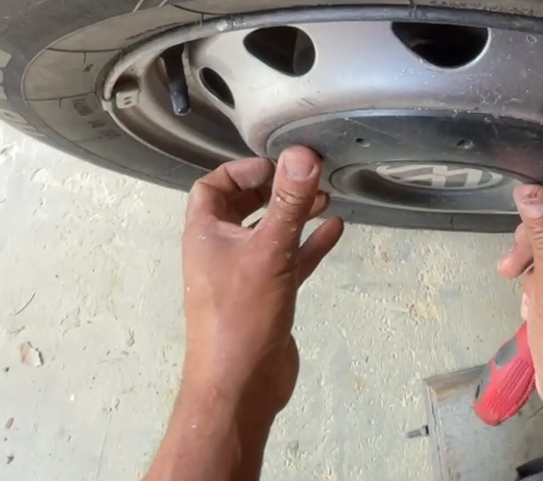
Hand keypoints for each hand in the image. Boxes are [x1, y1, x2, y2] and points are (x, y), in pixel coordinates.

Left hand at [146, 147, 344, 480]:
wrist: (240, 390)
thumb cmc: (242, 315)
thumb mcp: (269, 250)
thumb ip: (288, 201)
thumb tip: (303, 153)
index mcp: (206, 234)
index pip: (213, 186)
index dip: (242, 170)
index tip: (276, 165)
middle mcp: (221, 250)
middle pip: (244, 205)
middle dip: (274, 189)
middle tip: (305, 176)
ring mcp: (245, 274)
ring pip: (270, 232)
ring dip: (295, 213)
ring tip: (326, 196)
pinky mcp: (268, 296)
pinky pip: (289, 259)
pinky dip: (309, 243)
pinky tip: (335, 229)